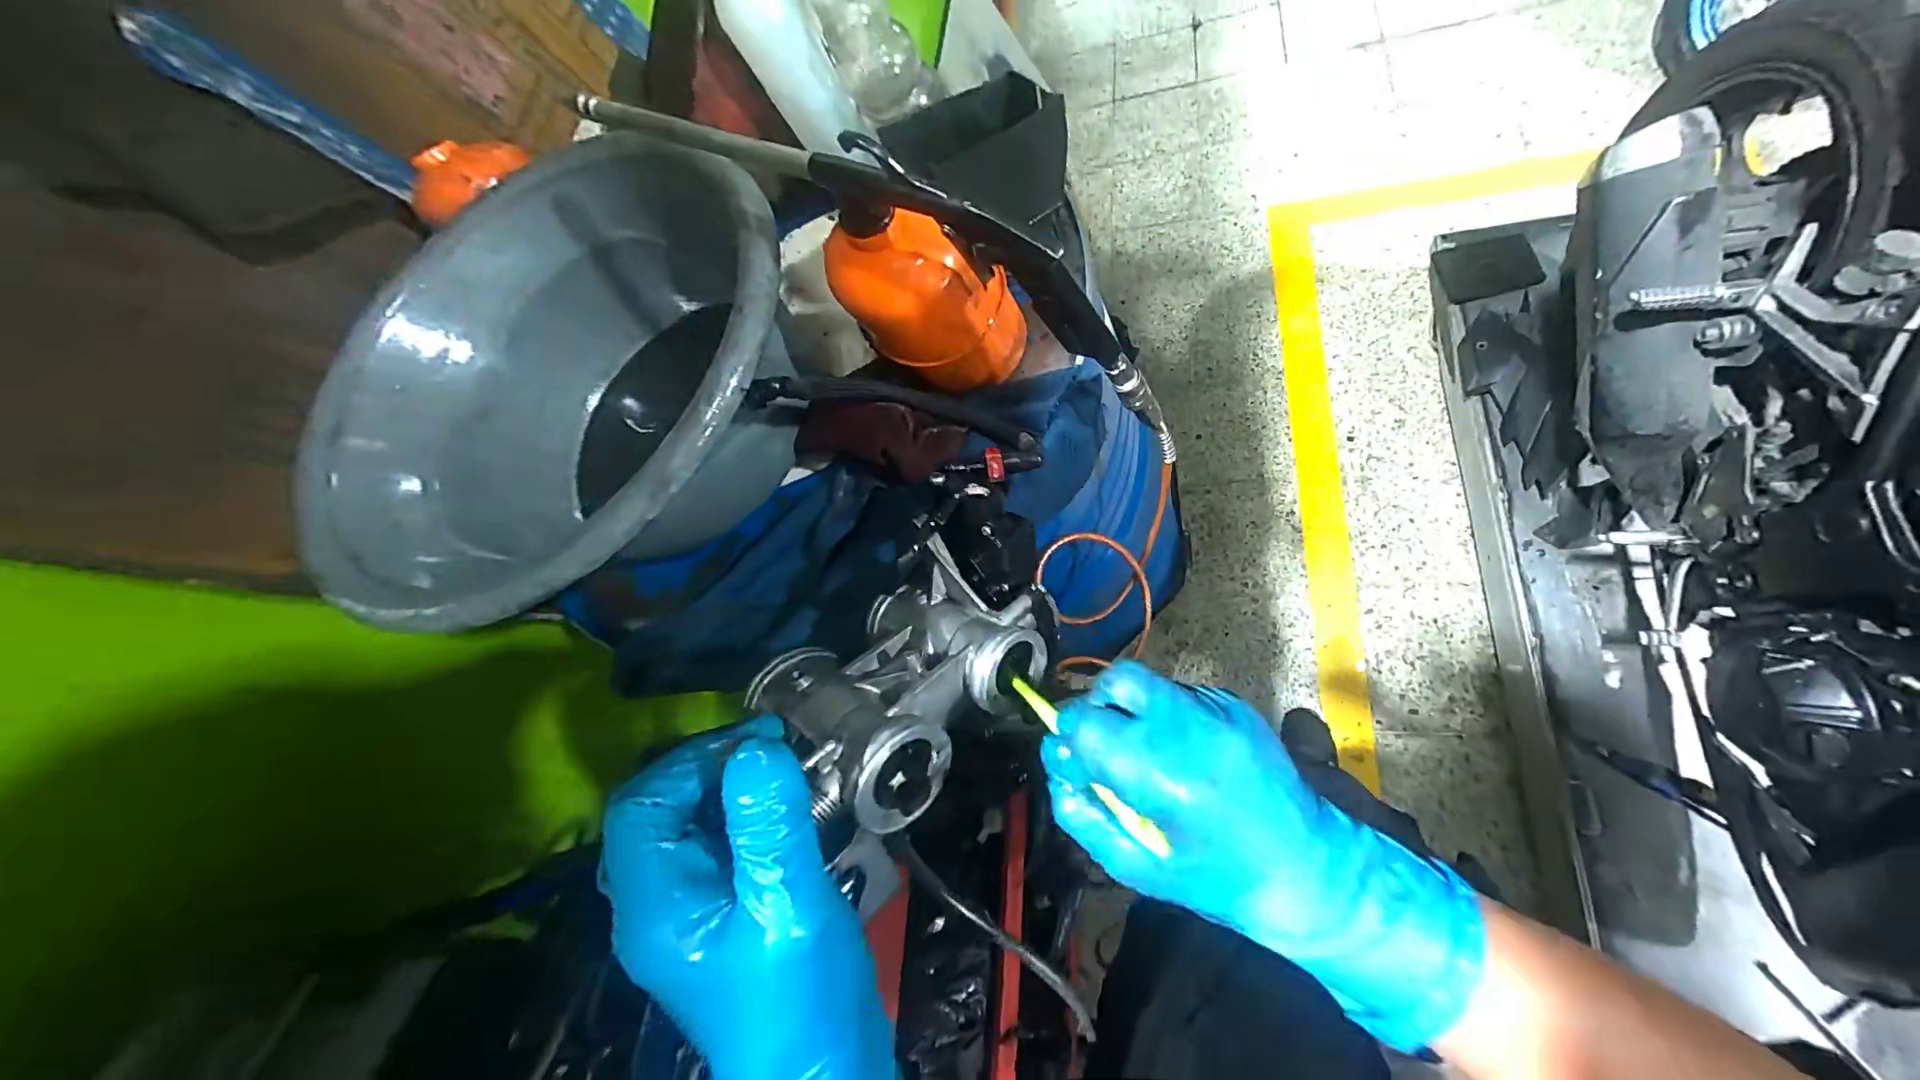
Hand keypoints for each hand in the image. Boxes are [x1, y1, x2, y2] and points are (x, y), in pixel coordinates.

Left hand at [601, 717, 894, 1079]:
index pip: (642, 803)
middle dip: (712, 767)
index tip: (757, 742)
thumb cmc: (800, 996)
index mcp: (655, 903)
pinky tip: (784, 810)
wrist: (821, 1072)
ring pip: (687, 823)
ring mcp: (685, 911)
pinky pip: (715, 845)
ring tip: (784, 770)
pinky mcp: (716, 914)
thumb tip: (754, 748)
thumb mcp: (790, 905)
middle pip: (658, 809)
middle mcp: (655, 904)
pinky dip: (744, 814)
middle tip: (775, 750)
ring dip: (731, 788)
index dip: (692, 760)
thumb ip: (770, 825)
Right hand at [1041, 662, 1486, 1052]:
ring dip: (1128, 711)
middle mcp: (1191, 724)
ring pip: (1145, 683)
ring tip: (1145, 755)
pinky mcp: (1234, 704)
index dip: (1067, 739)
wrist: (1314, 870)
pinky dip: (1161, 715)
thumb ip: (1084, 816)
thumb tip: (1058, 771)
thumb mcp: (1137, 868)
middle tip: (1102, 748)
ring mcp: (1217, 708)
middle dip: (1095, 709)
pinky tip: (1180, 754)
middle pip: (1116, 681)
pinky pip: (1176, 694)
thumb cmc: (1219, 880)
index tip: (1073, 763)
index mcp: (1163, 771)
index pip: (1083, 721)